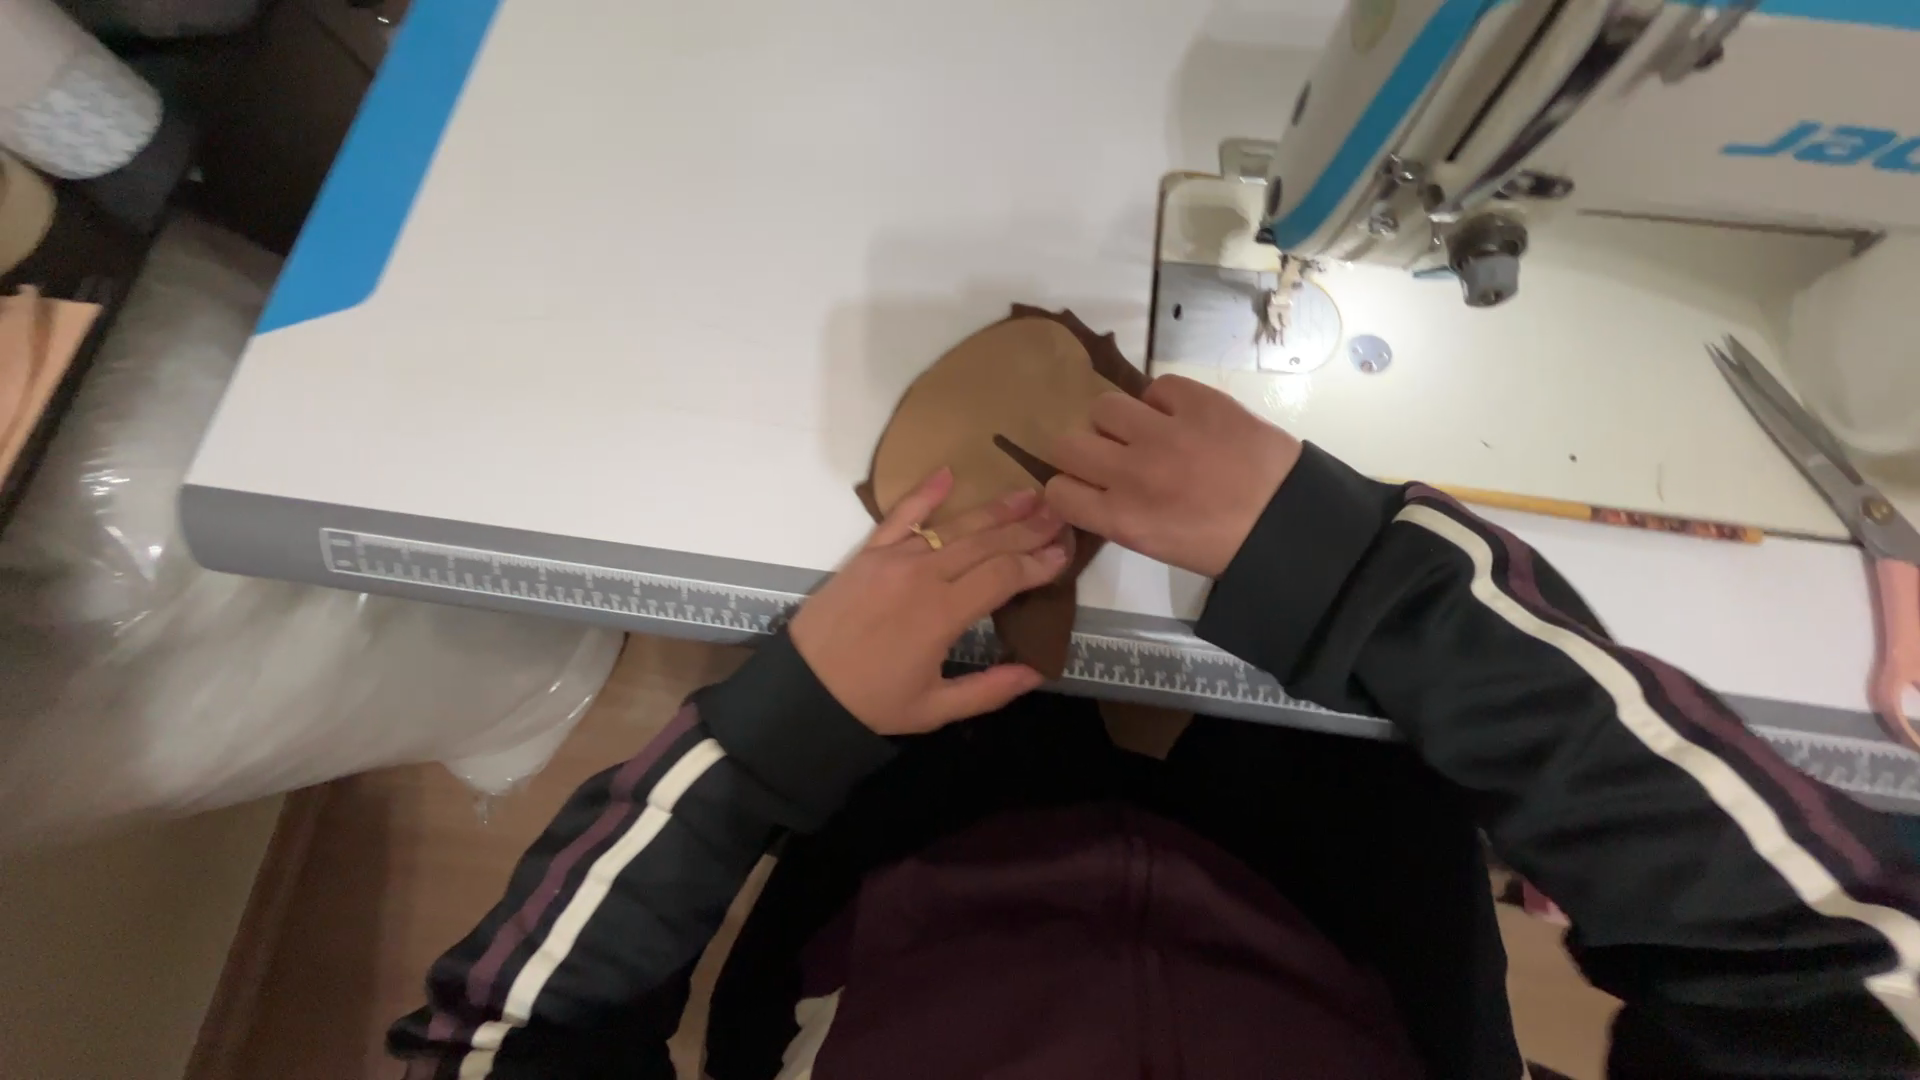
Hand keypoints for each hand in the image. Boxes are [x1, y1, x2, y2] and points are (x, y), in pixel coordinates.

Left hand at [791, 469, 1073, 735]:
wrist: (802, 689)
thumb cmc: (870, 703)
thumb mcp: (934, 709)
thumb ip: (990, 690)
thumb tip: (1037, 672)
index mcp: (942, 614)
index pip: (1003, 575)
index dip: (1037, 563)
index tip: (1064, 553)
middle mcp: (922, 575)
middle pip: (986, 543)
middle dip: (1027, 528)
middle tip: (1059, 512)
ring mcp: (893, 558)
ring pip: (954, 526)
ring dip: (993, 509)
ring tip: (1027, 494)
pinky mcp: (868, 552)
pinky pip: (900, 515)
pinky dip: (924, 492)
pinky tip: (948, 472)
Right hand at [1044, 374, 1301, 577]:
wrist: (1290, 520)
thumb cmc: (1223, 545)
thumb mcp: (1157, 545)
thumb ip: (1118, 515)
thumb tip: (1097, 486)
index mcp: (1122, 519)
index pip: (1057, 491)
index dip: (1067, 487)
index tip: (1084, 486)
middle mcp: (1131, 473)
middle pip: (1066, 444)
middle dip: (1080, 450)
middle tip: (1108, 455)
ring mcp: (1164, 433)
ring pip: (1103, 406)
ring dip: (1117, 420)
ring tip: (1144, 430)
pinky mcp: (1198, 402)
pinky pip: (1157, 386)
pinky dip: (1163, 399)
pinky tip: (1180, 416)